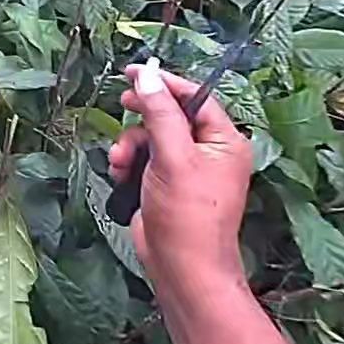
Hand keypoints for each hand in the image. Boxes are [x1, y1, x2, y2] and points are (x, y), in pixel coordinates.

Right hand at [110, 63, 253, 300]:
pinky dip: (128, 161)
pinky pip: (143, 157)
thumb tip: (147, 76)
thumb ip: (160, 113)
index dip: (163, 82)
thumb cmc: (187, 215)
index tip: (133, 72)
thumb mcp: (173, 157)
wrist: (182, 271)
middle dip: (143, 115)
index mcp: (224, 140)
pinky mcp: (165, 182)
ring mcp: (186, 167)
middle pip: (170, 113)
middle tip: (123, 102)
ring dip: (130, 143)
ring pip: (151, 135)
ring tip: (120, 162)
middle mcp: (208, 150)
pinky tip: (120, 174)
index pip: (193, 96)